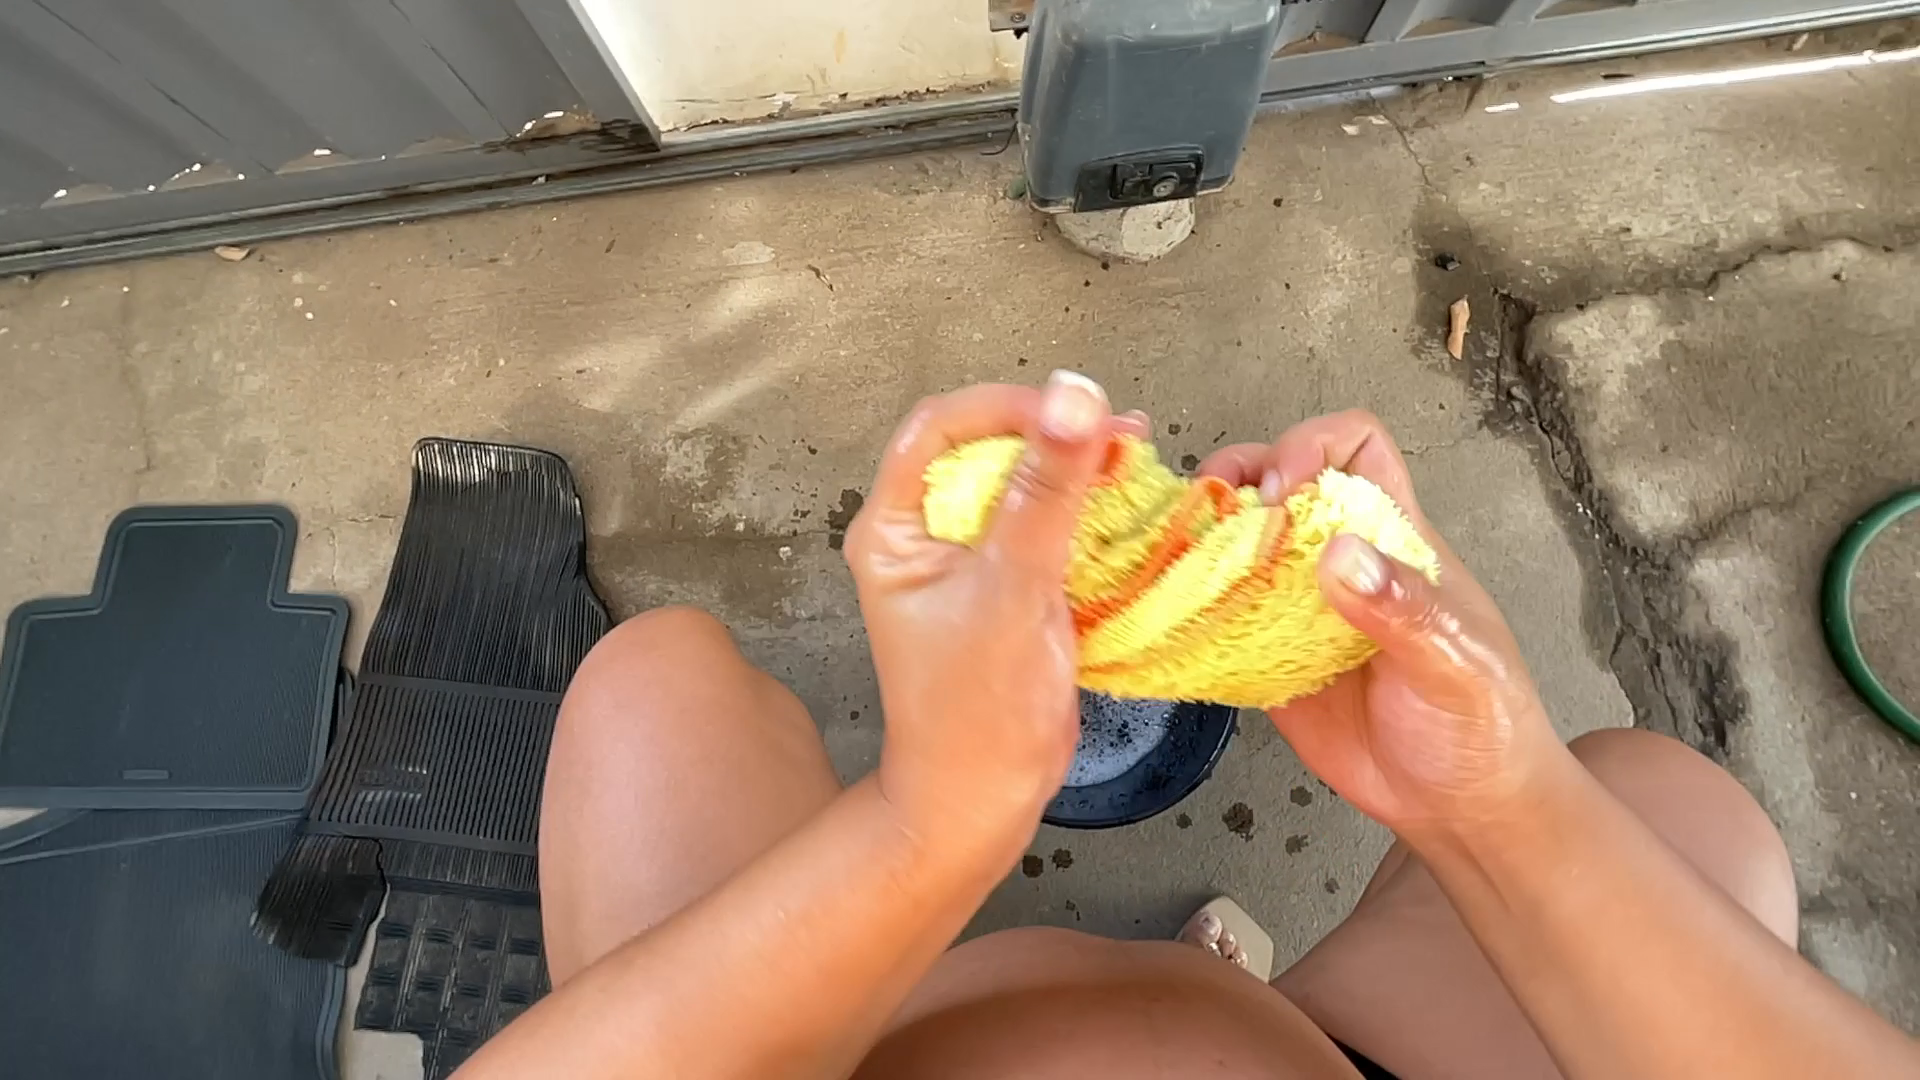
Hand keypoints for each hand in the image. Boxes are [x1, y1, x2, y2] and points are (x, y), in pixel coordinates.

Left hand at [845, 376, 1144, 846]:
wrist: (984, 793)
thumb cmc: (976, 708)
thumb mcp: (1011, 590)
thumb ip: (1045, 493)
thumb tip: (1074, 396)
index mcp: (894, 527)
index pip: (939, 428)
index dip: (1005, 407)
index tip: (1070, 410)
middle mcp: (926, 532)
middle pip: (985, 448)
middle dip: (1048, 432)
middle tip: (1113, 431)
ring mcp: (969, 555)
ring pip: (1021, 481)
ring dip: (1073, 464)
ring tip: (1129, 451)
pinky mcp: (1008, 578)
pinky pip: (1046, 520)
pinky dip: (1085, 505)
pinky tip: (1124, 494)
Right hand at [1197, 411, 1568, 838]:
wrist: (1452, 806)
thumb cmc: (1479, 727)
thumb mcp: (1458, 665)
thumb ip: (1405, 609)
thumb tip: (1337, 554)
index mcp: (1391, 536)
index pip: (1355, 446)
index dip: (1314, 445)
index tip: (1283, 490)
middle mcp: (1333, 556)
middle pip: (1277, 476)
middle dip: (1236, 476)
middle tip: (1210, 512)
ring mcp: (1292, 603)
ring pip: (1235, 536)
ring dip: (1200, 533)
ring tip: (1176, 555)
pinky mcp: (1260, 648)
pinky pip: (1214, 607)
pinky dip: (1185, 599)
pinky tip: (1167, 610)